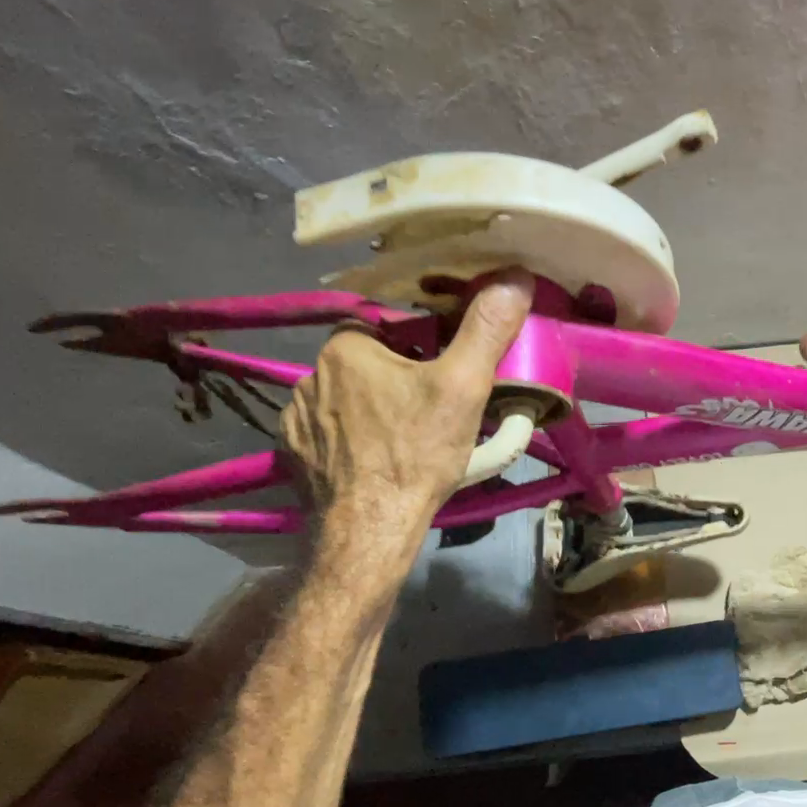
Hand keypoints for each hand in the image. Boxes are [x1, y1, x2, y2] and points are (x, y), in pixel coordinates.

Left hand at [282, 270, 534, 542]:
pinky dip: (348, 442)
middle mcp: (311, 374)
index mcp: (347, 349)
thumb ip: (486, 330)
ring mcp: (295, 417)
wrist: (370, 528)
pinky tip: (373, 463)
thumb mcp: (463, 388)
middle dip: (397, 382)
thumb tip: (515, 278)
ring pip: (346, 401)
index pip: (387, 330)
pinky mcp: (291, 453)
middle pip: (367, 366)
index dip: (420, 349)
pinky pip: (325, 434)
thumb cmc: (417, 454)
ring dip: (371, 412)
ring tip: (404, 443)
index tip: (444, 376)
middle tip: (432, 415)